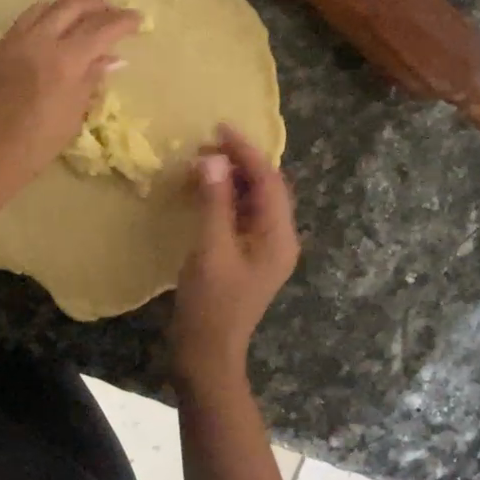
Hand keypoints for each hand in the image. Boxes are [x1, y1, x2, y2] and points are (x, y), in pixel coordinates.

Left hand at [0, 0, 139, 187]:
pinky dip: (39, 25)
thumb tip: (111, 59)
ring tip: (80, 15)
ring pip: (40, 9)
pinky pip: (18, 28)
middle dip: (96, 4)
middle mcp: (35, 41)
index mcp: (63, 60)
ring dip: (65, 7)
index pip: (101, 29)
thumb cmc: (35, 146)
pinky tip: (45, 37)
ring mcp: (8, 43)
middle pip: (70, 6)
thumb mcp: (72, 115)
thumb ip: (91, 79)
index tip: (138, 19)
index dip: (123, 21)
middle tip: (111, 9)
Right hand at [170, 123, 300, 385]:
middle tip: (205, 142)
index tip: (218, 128)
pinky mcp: (246, 255)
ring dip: (230, 177)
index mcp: (279, 237)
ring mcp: (263, 248)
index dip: (246, 151)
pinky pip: (241, 214)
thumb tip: (212, 160)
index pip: (269, 181)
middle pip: (266, 187)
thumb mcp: (210, 249)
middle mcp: (279, 239)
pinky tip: (201, 189)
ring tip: (200, 161)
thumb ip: (214, 203)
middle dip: (239, 161)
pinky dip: (224, 196)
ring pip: (253, 199)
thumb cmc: (210, 303)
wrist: (206, 352)